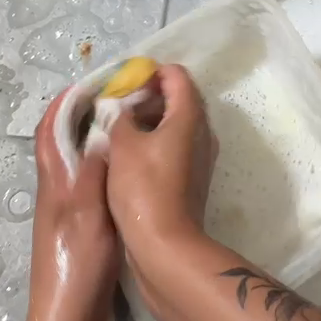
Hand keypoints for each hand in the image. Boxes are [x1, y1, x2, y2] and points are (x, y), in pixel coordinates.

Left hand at [27, 89, 119, 320]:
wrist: (69, 318)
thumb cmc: (76, 262)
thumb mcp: (87, 211)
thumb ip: (93, 170)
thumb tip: (102, 126)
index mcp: (54, 180)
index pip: (49, 129)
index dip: (65, 101)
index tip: (92, 80)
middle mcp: (58, 189)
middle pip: (65, 139)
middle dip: (86, 113)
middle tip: (120, 95)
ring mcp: (70, 208)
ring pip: (81, 159)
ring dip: (98, 136)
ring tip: (130, 121)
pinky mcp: (83, 226)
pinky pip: (93, 180)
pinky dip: (108, 163)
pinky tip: (130, 166)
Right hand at [104, 64, 216, 255]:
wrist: (166, 247)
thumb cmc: (144, 189)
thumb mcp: (122, 146)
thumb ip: (118, 117)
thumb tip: (117, 106)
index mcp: (189, 114)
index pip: (176, 74)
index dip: (150, 72)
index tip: (124, 84)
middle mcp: (202, 129)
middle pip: (178, 96)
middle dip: (148, 95)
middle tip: (118, 106)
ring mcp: (201, 154)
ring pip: (177, 122)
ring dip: (150, 119)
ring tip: (119, 129)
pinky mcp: (194, 175)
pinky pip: (176, 144)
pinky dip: (156, 140)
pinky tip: (130, 154)